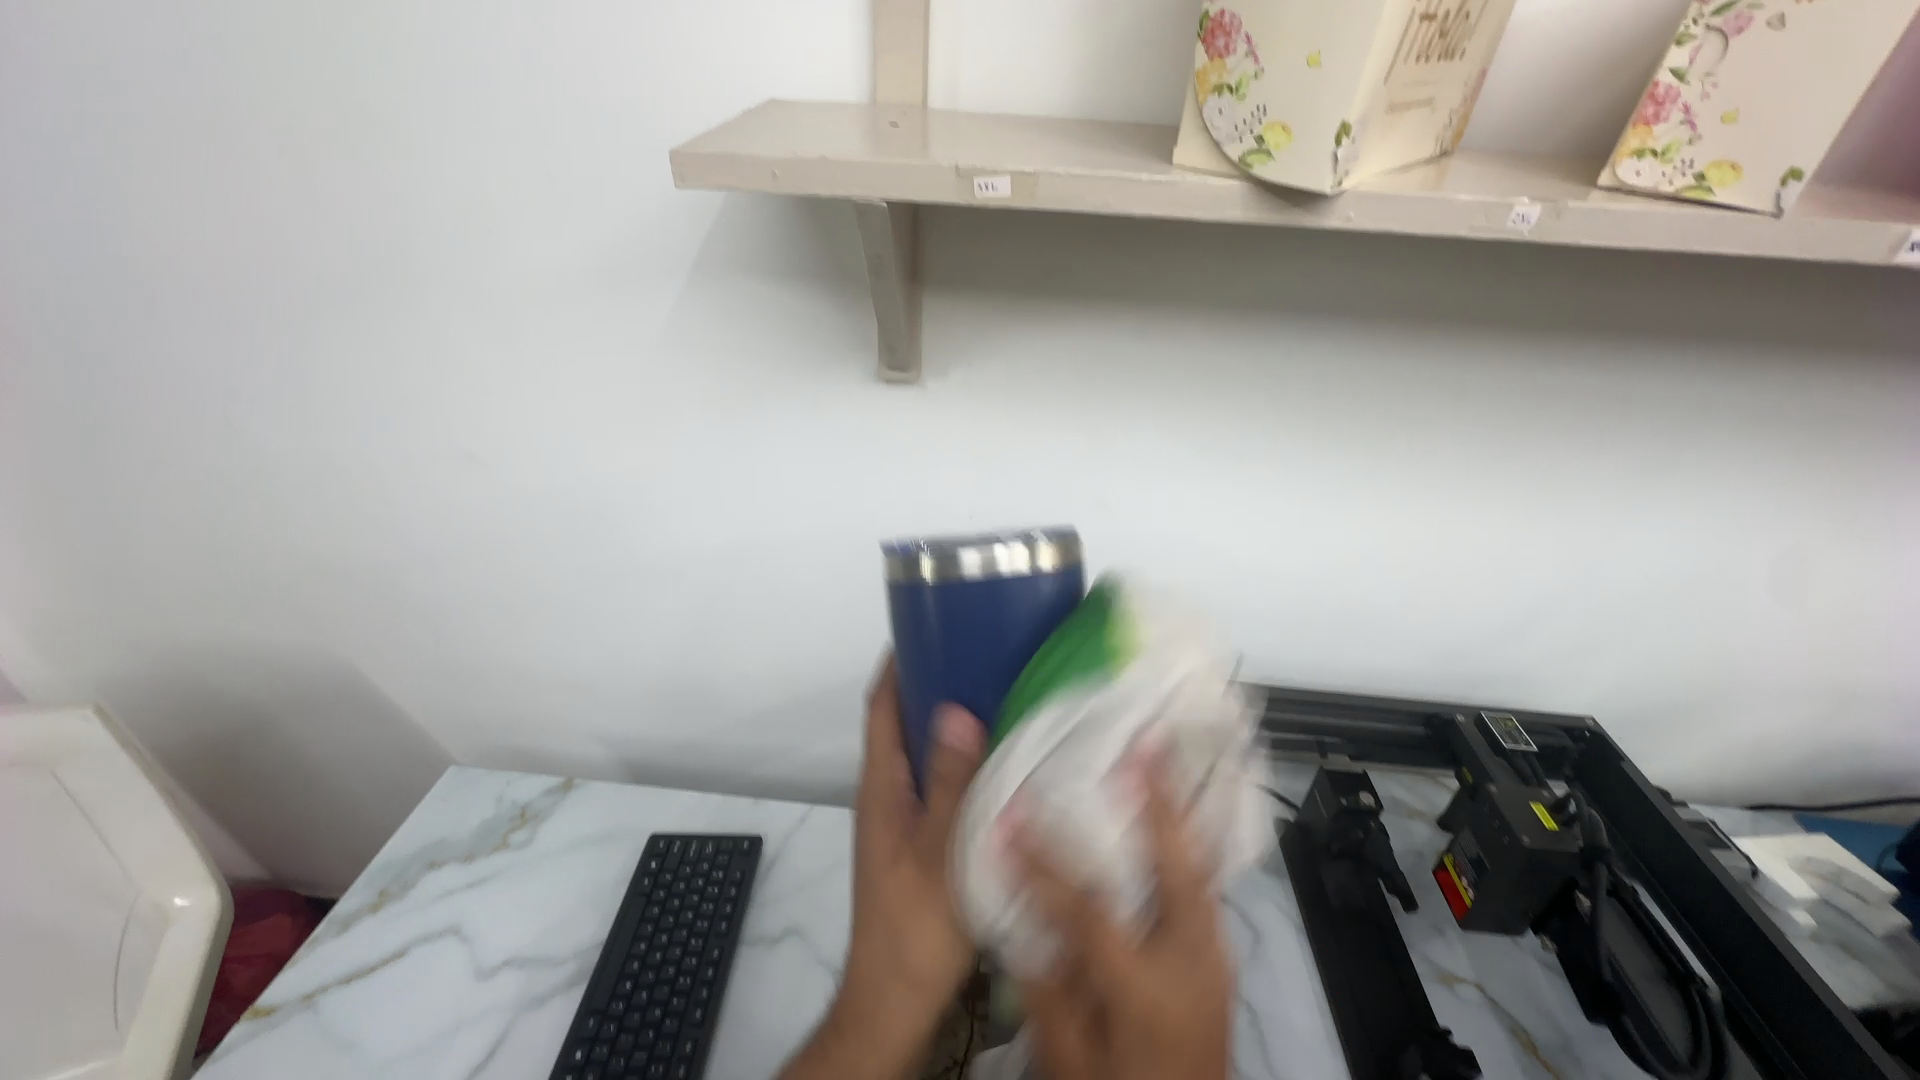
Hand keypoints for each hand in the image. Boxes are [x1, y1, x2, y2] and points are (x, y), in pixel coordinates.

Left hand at [780, 655, 985, 1079]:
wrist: (897, 994)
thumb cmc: (916, 921)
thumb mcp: (939, 848)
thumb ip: (948, 781)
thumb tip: (954, 708)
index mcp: (882, 785)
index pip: (881, 707)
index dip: (898, 665)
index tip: (929, 626)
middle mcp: (886, 793)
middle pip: (903, 724)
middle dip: (933, 685)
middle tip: (983, 655)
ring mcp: (900, 818)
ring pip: (923, 754)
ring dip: (950, 723)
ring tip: (999, 695)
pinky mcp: (918, 840)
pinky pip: (938, 783)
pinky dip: (961, 762)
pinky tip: (999, 763)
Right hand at [1014, 756, 1232, 1079]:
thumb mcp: (1070, 1058)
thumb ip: (1045, 986)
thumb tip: (1016, 915)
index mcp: (1143, 990)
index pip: (1088, 911)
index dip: (1044, 862)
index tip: (1012, 817)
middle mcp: (1191, 963)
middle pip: (1177, 871)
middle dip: (1159, 804)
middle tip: (1146, 748)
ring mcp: (1216, 956)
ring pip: (1203, 869)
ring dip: (1183, 812)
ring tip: (1170, 759)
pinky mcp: (1222, 956)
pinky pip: (1207, 886)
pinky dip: (1191, 841)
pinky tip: (1179, 809)